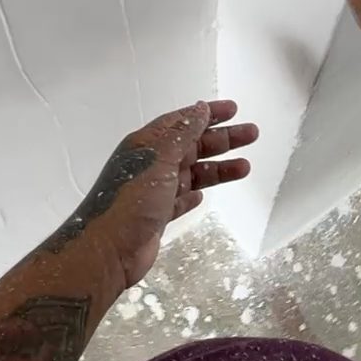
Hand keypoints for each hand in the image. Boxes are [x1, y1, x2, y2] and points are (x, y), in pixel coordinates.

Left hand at [47, 100, 254, 286]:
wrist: (108, 251)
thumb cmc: (132, 199)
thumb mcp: (159, 158)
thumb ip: (182, 134)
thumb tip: (201, 109)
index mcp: (148, 144)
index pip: (183, 122)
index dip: (208, 114)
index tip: (233, 109)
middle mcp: (152, 164)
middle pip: (193, 146)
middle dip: (222, 139)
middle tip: (252, 134)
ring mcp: (155, 191)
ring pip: (193, 173)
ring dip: (218, 169)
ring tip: (246, 167)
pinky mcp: (158, 216)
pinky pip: (181, 199)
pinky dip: (194, 194)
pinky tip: (205, 196)